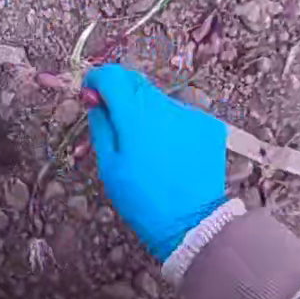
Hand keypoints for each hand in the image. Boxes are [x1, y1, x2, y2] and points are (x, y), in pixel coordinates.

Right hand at [84, 65, 226, 260]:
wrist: (192, 223)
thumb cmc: (143, 199)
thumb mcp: (110, 166)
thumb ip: (101, 126)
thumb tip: (95, 100)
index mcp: (137, 116)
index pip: (112, 76)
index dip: (97, 80)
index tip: (90, 94)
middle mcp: (166, 106)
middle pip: (136, 83)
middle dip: (119, 96)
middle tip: (112, 122)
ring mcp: (191, 114)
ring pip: (158, 99)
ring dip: (144, 111)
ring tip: (142, 145)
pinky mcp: (208, 125)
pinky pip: (179, 115)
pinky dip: (167, 124)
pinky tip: (166, 151)